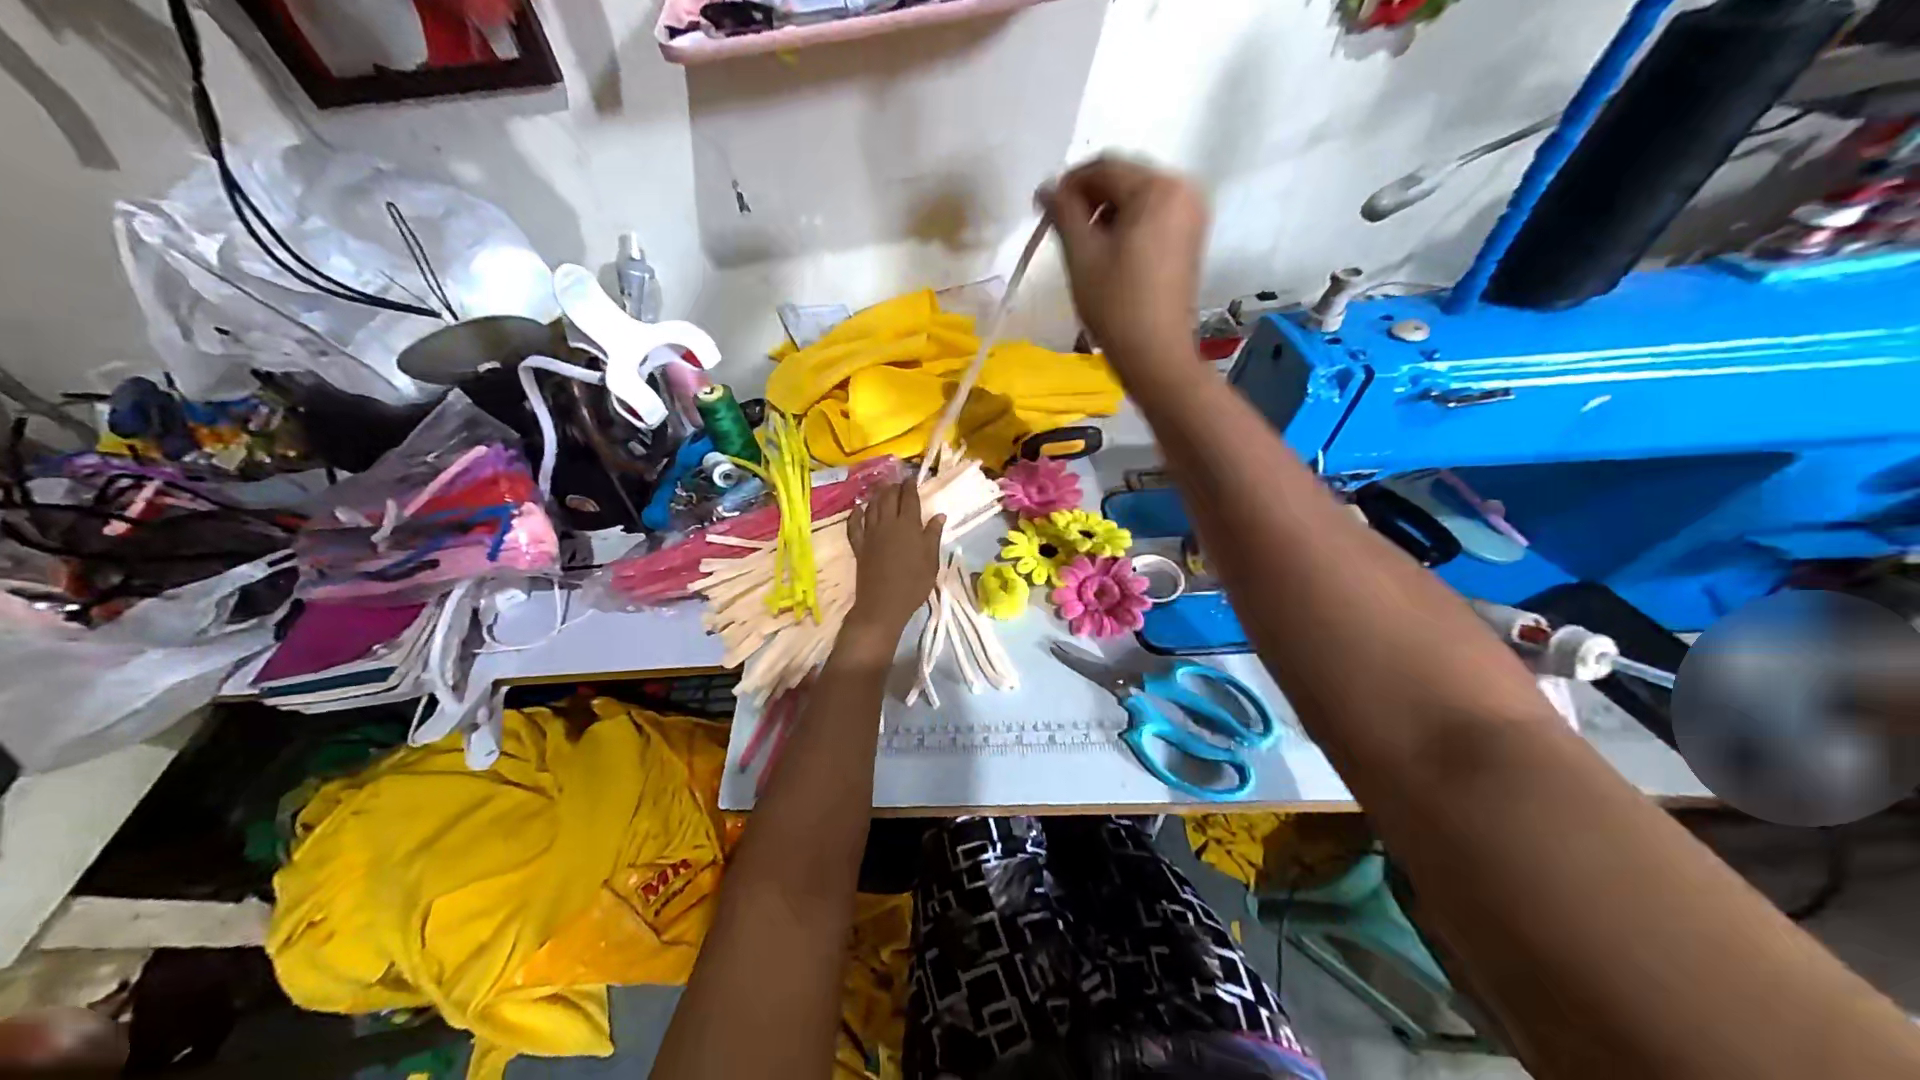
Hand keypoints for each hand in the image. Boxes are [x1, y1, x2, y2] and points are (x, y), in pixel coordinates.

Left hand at [845, 479, 944, 643]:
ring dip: (877, 495)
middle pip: (889, 497)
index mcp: (908, 525)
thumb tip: (939, 515)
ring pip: (872, 506)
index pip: (909, 498)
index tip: (912, 478)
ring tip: (882, 489)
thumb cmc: (913, 584)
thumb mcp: (931, 561)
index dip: (910, 486)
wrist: (883, 604)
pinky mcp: (858, 545)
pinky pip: (854, 525)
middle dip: (894, 487)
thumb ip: (933, 536)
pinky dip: (855, 514)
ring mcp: (870, 533)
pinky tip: (858, 508)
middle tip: (898, 483)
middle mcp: (888, 523)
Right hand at [1039, 156, 1209, 379]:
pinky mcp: (1189, 238)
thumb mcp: (1082, 254)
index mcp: (1158, 188)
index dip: (1069, 183)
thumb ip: (1063, 212)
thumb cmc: (1116, 304)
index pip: (1104, 167)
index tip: (1043, 208)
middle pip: (1123, 179)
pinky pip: (1151, 216)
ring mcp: (1191, 215)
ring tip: (1082, 245)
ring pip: (1136, 198)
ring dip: (1105, 212)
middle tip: (1060, 228)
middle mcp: (1183, 190)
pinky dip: (1126, 225)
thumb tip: (1046, 188)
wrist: (1155, 354)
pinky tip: (1107, 252)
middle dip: (1088, 199)